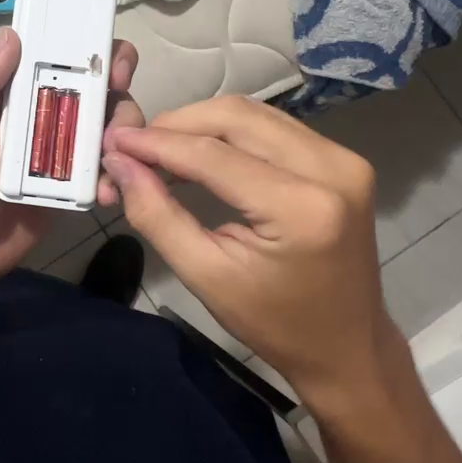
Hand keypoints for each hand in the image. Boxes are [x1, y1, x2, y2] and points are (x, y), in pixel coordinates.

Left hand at [0, 28, 140, 283]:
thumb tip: (12, 36)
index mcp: (15, 95)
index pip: (58, 56)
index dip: (91, 48)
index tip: (108, 63)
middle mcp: (45, 114)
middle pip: (97, 85)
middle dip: (118, 89)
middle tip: (118, 111)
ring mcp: (64, 151)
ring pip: (110, 125)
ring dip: (123, 134)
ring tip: (114, 157)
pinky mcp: (76, 186)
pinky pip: (109, 170)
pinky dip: (118, 176)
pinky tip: (109, 193)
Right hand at [100, 96, 397, 408]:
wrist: (348, 348)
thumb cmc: (274, 323)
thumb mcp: (205, 275)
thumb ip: (156, 215)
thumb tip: (118, 163)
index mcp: (302, 208)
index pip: (212, 155)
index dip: (156, 143)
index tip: (113, 141)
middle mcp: (331, 169)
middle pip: (235, 117)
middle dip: (176, 124)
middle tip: (133, 145)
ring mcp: (343, 159)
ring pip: (253, 114)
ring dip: (200, 123)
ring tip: (159, 149)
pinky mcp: (342, 159)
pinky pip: (272, 126)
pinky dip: (228, 132)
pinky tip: (197, 152)